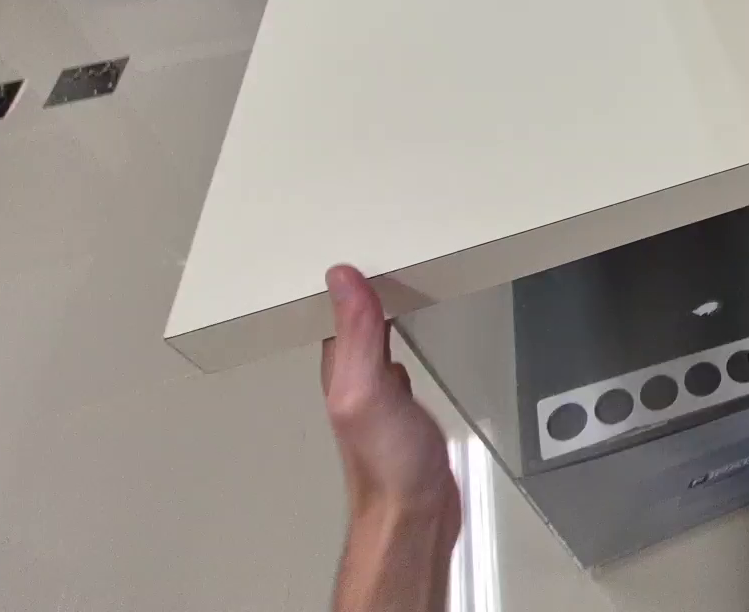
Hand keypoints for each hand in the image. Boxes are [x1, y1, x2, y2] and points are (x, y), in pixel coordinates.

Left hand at [321, 265, 460, 532]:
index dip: (339, 274)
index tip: (352, 236)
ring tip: (386, 267)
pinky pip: (393, 347)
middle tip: (373, 240)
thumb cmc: (389, 462)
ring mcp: (376, 386)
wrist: (415, 511)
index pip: (332, 308)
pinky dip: (397, 324)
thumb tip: (342, 277)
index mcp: (338, 368)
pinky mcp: (402, 397)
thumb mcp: (367, 393)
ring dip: (374, 300)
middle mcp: (352, 374)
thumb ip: (357, 337)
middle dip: (356, 280)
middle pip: (349, 315)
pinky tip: (405, 317)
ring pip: (369, 329)